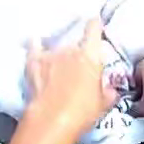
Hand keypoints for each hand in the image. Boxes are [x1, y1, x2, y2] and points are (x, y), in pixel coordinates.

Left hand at [20, 20, 119, 143]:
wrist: (51, 120)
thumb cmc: (82, 113)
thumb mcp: (103, 104)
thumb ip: (108, 91)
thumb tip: (109, 87)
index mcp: (90, 56)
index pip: (93, 29)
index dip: (95, 25)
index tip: (95, 24)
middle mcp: (70, 49)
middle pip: (74, 43)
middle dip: (76, 52)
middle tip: (77, 68)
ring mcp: (50, 53)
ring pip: (56, 46)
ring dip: (58, 54)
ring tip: (57, 66)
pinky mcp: (33, 61)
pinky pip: (34, 45)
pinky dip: (35, 44)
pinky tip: (35, 42)